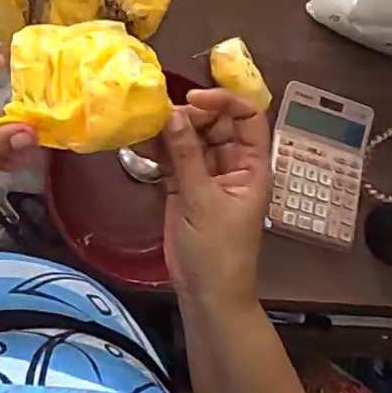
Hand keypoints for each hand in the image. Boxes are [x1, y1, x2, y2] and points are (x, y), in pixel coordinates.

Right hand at [159, 88, 271, 313]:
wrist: (207, 292)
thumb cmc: (218, 251)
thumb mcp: (203, 200)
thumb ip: (186, 155)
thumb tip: (172, 115)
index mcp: (251, 165)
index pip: (247, 117)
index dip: (224, 101)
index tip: (192, 99)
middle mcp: (231, 163)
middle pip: (215, 123)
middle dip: (190, 114)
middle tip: (161, 115)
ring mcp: (206, 174)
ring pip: (190, 138)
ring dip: (170, 129)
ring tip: (146, 123)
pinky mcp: (183, 185)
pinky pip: (173, 156)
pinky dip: (158, 148)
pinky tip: (140, 139)